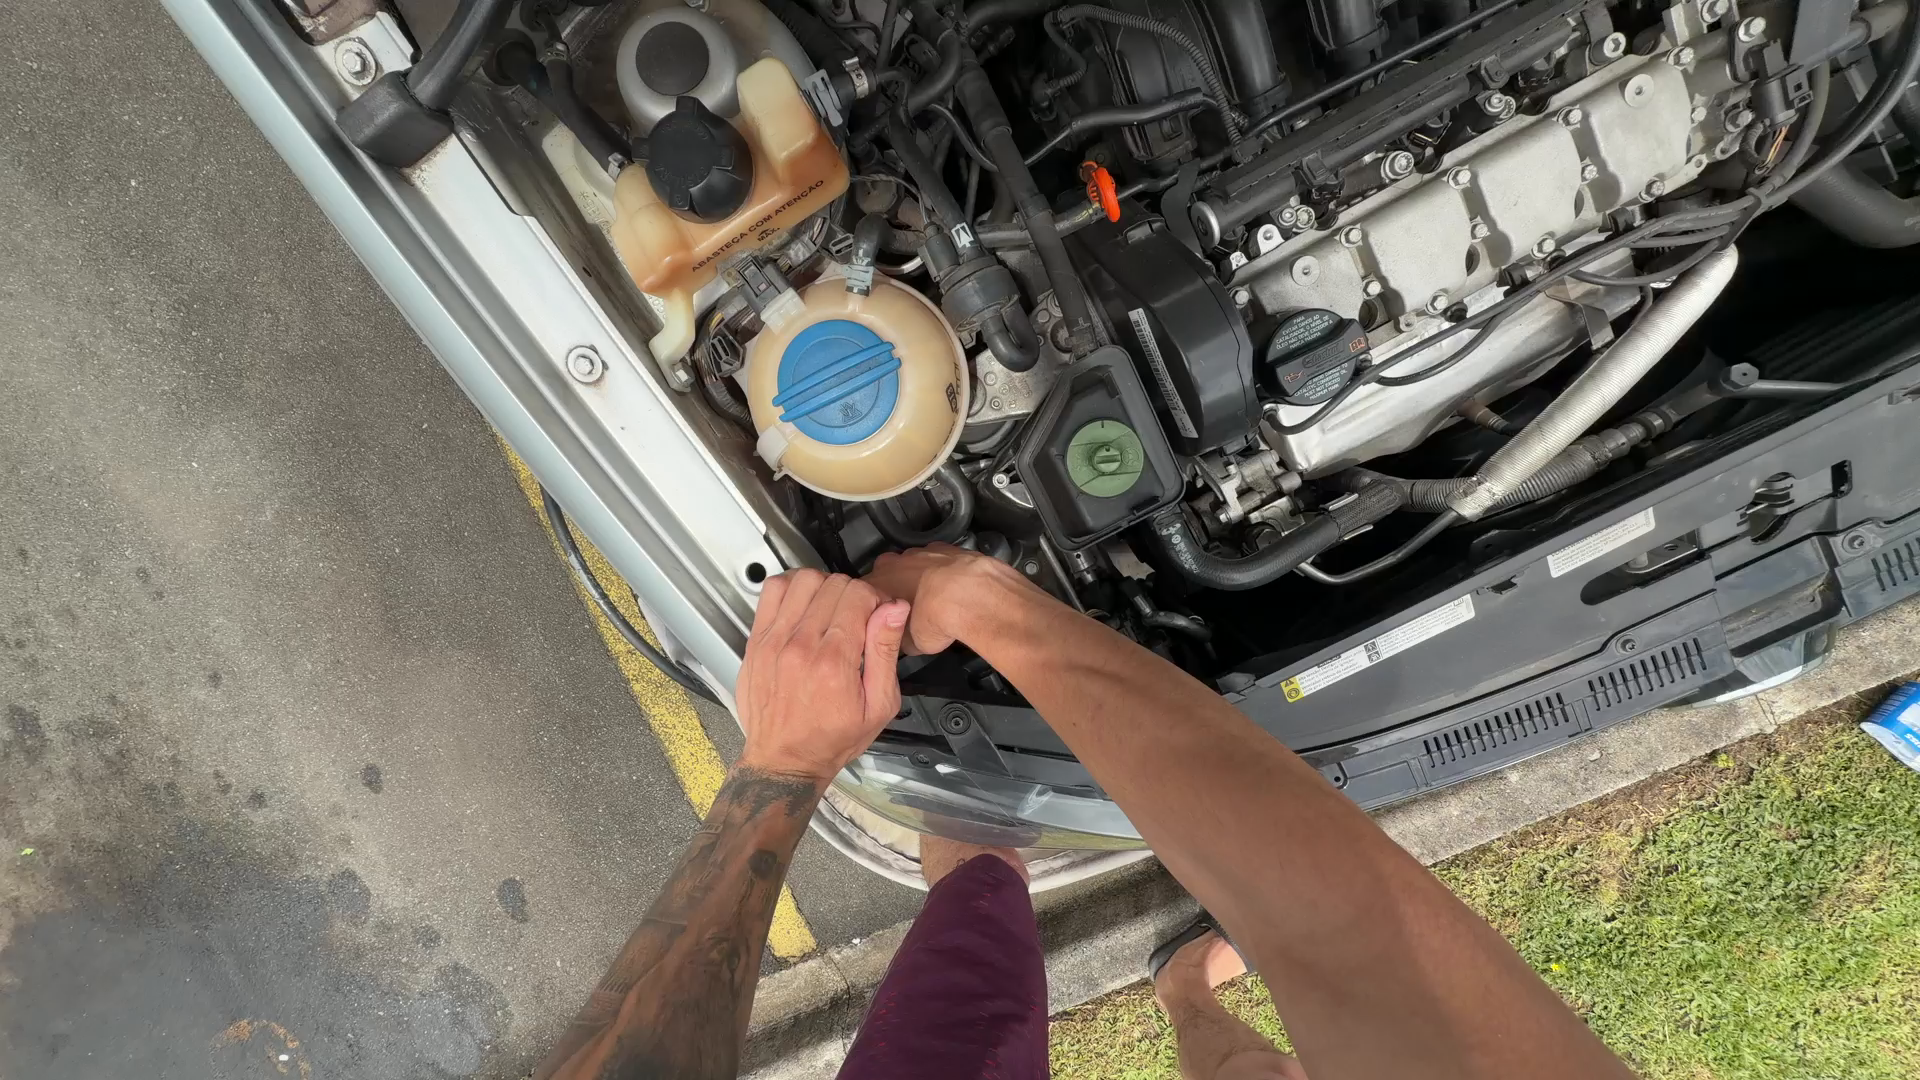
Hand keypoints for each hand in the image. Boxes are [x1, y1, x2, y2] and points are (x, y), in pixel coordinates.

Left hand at [735, 569, 908, 783]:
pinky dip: (793, 587)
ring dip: (825, 587)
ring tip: (832, 609)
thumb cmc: (832, 738)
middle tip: (858, 616)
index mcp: (835, 662)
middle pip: (834, 584)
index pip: (859, 595)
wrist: (785, 762)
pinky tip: (805, 604)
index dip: (877, 599)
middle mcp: (801, 646)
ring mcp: (774, 641)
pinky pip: (772, 590)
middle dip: (854, 593)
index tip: (878, 615)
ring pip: (804, 580)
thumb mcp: (880, 705)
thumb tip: (895, 609)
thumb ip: (886, 651)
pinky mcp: (756, 641)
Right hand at [865, 544, 1036, 654]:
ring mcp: (922, 553)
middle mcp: (896, 564)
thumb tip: (901, 642)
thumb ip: (897, 637)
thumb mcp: (908, 644)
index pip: (864, 593)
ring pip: (915, 563)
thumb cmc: (935, 617)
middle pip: (888, 573)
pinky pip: (941, 559)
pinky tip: (954, 588)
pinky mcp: (948, 549)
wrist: (969, 598)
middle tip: (909, 608)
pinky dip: (946, 571)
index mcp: (878, 583)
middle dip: (896, 587)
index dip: (874, 606)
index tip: (881, 617)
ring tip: (934, 599)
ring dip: (921, 578)